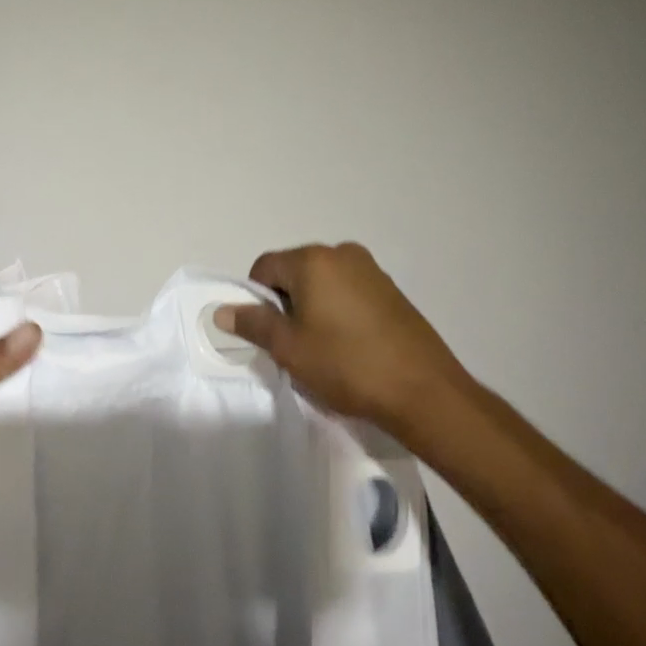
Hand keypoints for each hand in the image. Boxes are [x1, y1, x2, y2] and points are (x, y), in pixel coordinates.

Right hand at [214, 243, 470, 433]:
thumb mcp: (289, 348)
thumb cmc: (346, 365)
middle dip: (286, 303)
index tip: (268, 333)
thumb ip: (253, 324)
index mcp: (313, 260)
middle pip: (295, 272)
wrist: (423, 391)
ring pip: (323, 283)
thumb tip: (222, 310)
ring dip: (313, 308)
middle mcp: (343, 254)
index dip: (256, 299)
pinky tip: (349, 346)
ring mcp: (372, 271)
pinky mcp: (393, 292)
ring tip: (323, 348)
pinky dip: (339, 312)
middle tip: (293, 343)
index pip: (264, 267)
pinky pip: (350, 293)